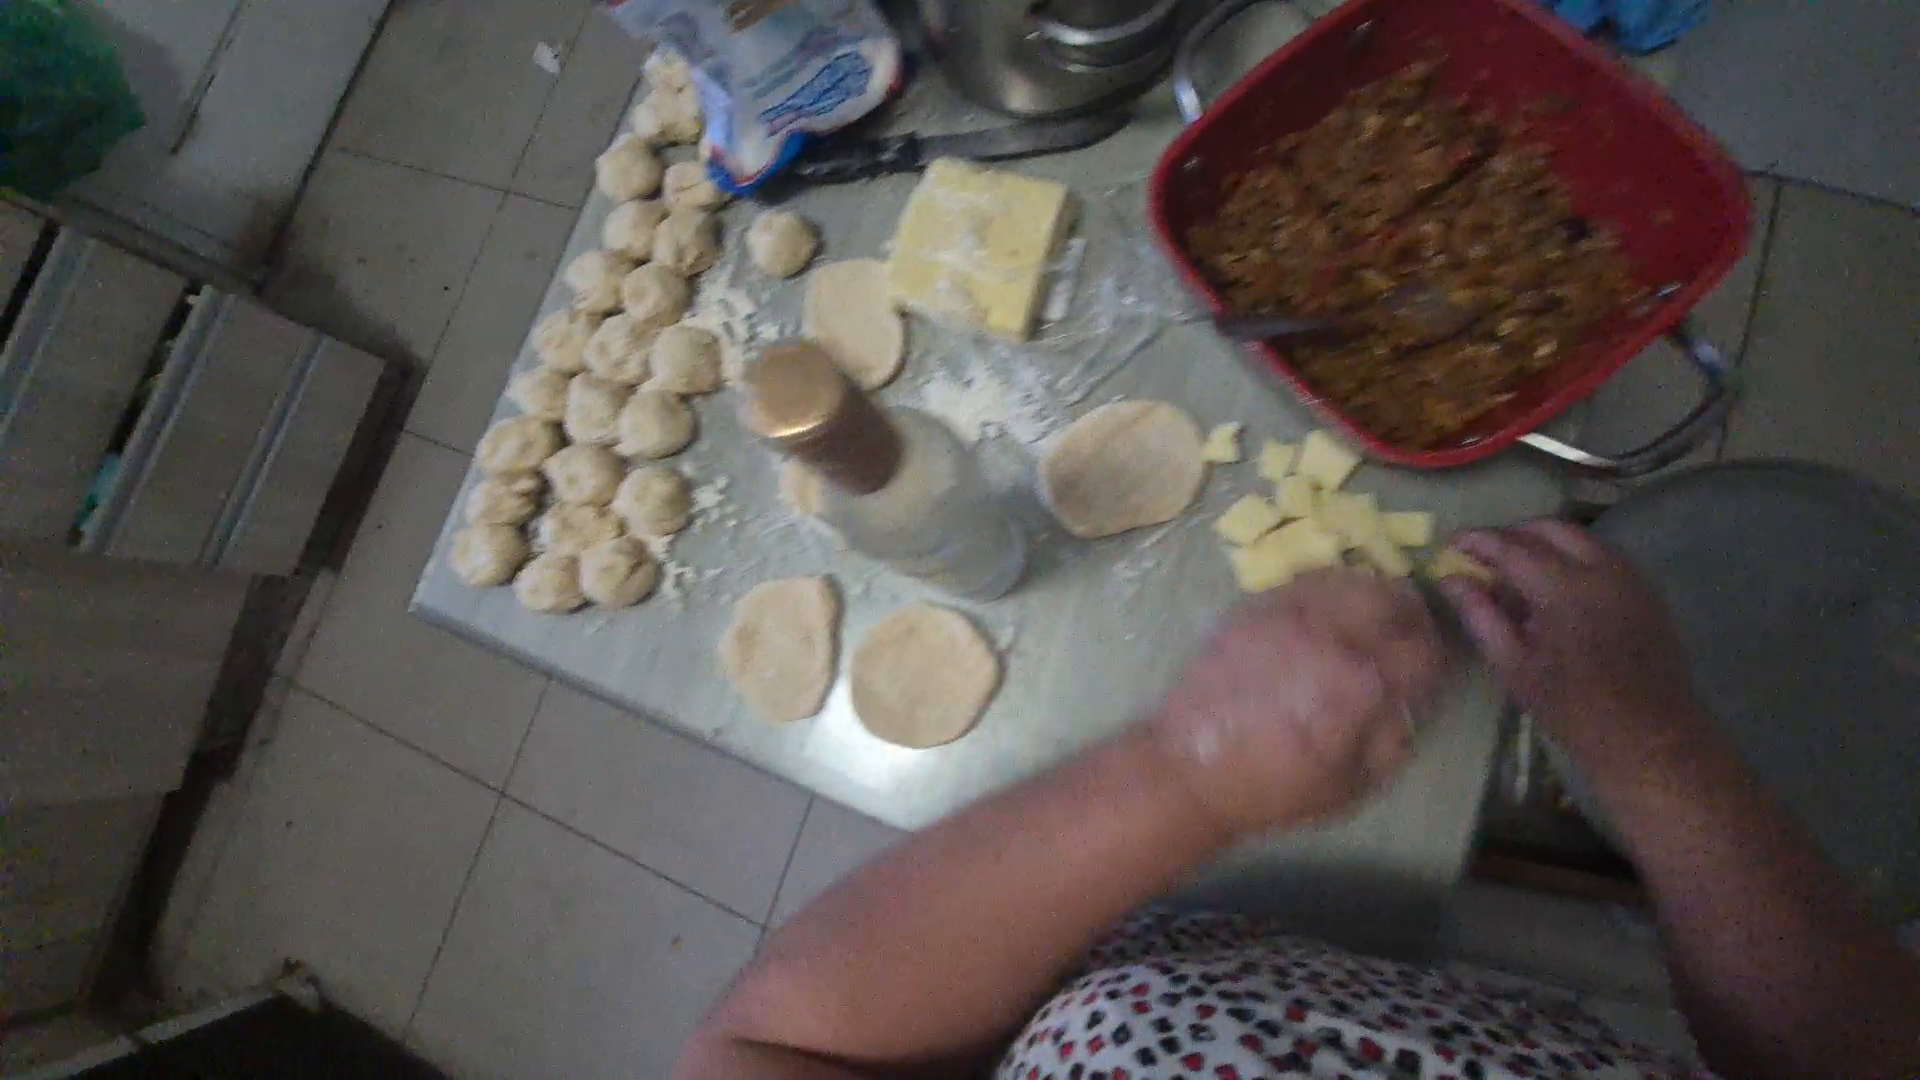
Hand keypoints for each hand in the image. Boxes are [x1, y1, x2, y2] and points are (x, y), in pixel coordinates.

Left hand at [1147, 569, 1448, 834]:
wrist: (1189, 767)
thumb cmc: (1274, 787)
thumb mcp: (1355, 784)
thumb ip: (1395, 737)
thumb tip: (1410, 699)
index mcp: (1360, 682)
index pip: (1423, 650)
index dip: (1437, 659)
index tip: (1431, 669)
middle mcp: (1326, 636)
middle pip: (1389, 596)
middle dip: (1409, 613)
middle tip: (1407, 631)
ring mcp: (1283, 615)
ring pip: (1345, 579)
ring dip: (1369, 594)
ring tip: (1370, 617)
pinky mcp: (1249, 609)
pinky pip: (1301, 583)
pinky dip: (1326, 590)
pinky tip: (1325, 613)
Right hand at [1440, 521, 1708, 767]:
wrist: (1650, 736)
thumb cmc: (1570, 705)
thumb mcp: (1512, 663)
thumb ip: (1480, 613)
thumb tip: (1450, 579)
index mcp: (1564, 590)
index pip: (1512, 547)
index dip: (1478, 541)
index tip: (1449, 543)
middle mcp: (1602, 572)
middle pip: (1550, 529)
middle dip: (1511, 533)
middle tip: (1480, 554)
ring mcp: (1630, 580)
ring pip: (1580, 538)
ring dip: (1541, 541)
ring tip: (1513, 568)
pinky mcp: (1645, 593)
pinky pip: (1601, 555)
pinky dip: (1569, 555)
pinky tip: (1551, 584)